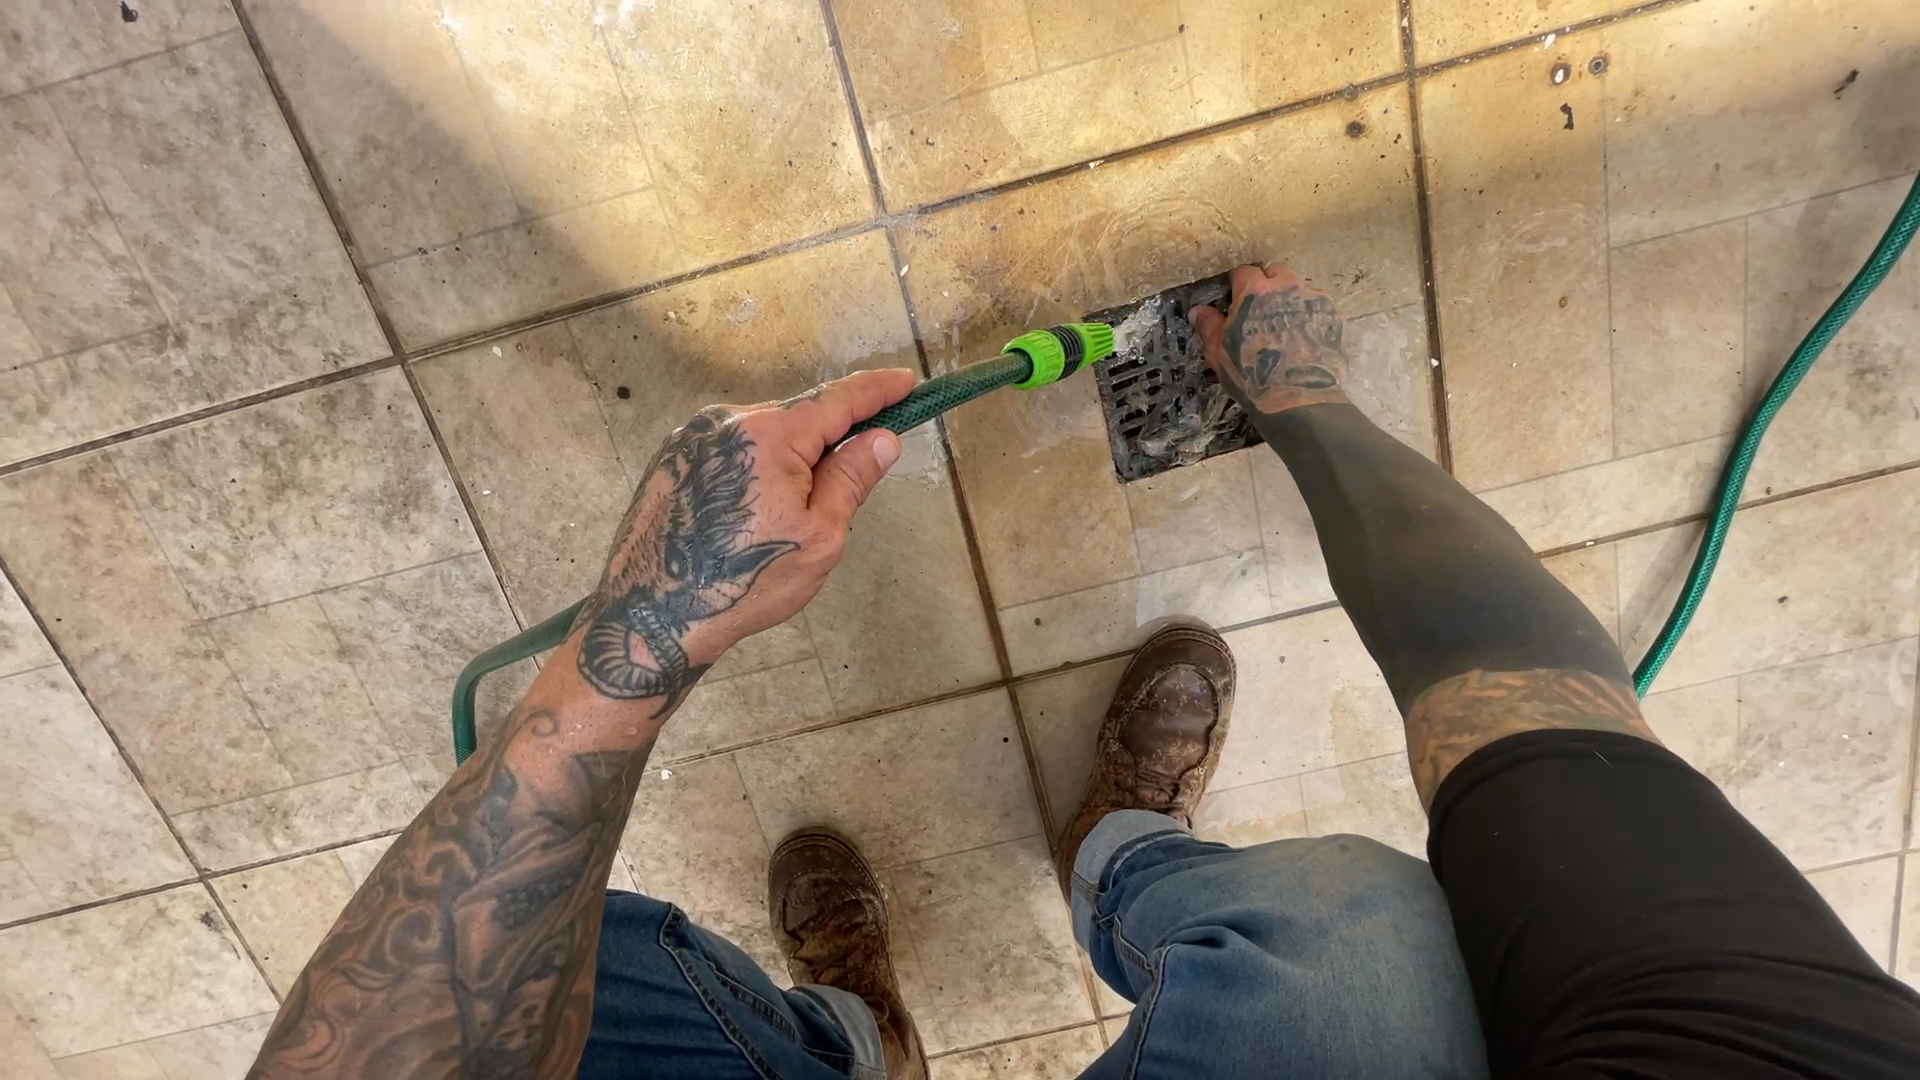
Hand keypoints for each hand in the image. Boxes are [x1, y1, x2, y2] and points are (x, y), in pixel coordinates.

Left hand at [571, 369, 914, 711]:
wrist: (649, 616)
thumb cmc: (745, 581)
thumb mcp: (819, 536)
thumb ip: (851, 478)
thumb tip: (882, 438)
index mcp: (768, 434)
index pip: (838, 399)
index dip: (877, 390)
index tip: (906, 381)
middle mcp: (726, 422)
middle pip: (798, 419)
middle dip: (829, 443)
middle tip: (844, 492)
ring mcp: (692, 438)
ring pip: (764, 437)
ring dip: (790, 462)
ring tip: (784, 524)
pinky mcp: (672, 460)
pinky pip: (734, 452)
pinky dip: (758, 471)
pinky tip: (751, 518)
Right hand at [1190, 262, 1349, 415]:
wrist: (1296, 397)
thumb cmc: (1249, 372)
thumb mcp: (1219, 351)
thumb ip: (1209, 325)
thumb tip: (1197, 310)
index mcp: (1255, 291)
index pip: (1243, 271)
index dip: (1236, 283)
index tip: (1233, 296)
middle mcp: (1287, 286)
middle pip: (1275, 271)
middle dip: (1265, 283)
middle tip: (1258, 308)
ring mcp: (1314, 299)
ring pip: (1298, 288)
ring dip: (1288, 299)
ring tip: (1281, 326)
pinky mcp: (1333, 316)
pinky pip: (1317, 307)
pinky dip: (1307, 316)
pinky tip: (1301, 338)